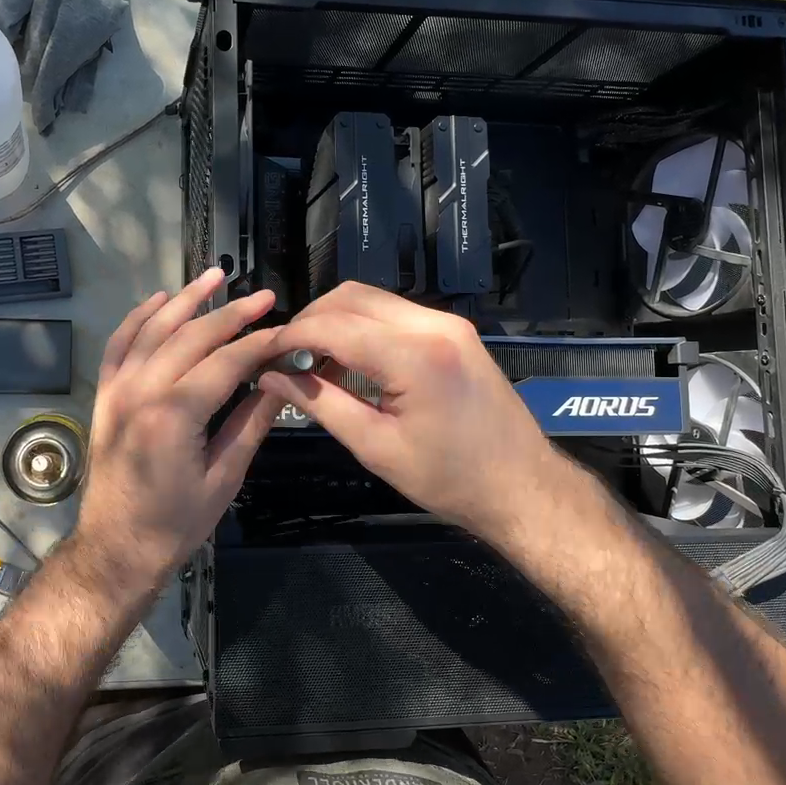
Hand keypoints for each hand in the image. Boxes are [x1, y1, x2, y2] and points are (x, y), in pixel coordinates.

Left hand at [73, 267, 283, 586]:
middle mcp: (142, 391)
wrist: (116, 548)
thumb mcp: (224, 479)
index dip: (260, 342)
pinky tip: (159, 300)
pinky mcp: (105, 395)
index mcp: (175, 414)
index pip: (227, 361)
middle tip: (262, 296)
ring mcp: (117, 389)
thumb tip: (279, 382)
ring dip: (185, 300)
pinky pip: (119, 344)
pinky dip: (138, 317)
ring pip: (153, 329)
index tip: (286, 328)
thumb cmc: (174, 524)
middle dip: (231, 313)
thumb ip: (250, 424)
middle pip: (192, 336)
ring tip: (214, 276)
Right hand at [258, 283, 596, 546]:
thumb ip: (319, 404)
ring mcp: (448, 324)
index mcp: (414, 355)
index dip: (290, 337)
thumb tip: (272, 377)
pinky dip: (362, 328)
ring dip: (335, 322)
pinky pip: (393, 314)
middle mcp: (433, 325)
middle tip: (285, 359)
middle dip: (310, 321)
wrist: (522, 487)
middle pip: (350, 297)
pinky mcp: (454, 332)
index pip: (333, 326)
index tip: (263, 356)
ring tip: (313, 363)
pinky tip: (349, 363)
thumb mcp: (376, 447)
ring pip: (371, 300)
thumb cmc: (450, 479)